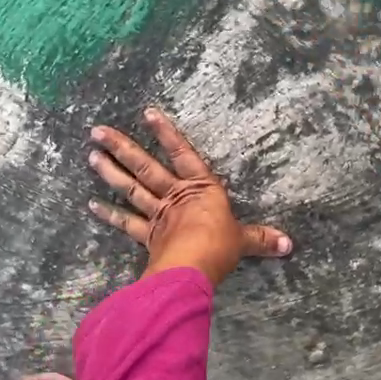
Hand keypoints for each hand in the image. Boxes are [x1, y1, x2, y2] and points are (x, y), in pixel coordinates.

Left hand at [86, 108, 292, 286]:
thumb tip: (289, 244)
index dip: (166, 133)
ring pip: (130, 187)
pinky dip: (109, 214)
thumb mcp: (243, 240)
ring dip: (110, 171)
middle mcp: (175, 195)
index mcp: (200, 188)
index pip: (182, 153)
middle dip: (121, 147)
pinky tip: (91, 204)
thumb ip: (261, 239)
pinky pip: (126, 222)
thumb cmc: (219, 246)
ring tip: (91, 155)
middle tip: (97, 131)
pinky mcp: (147, 235)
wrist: (194, 266)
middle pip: (144, 166)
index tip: (147, 113)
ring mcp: (158, 213)